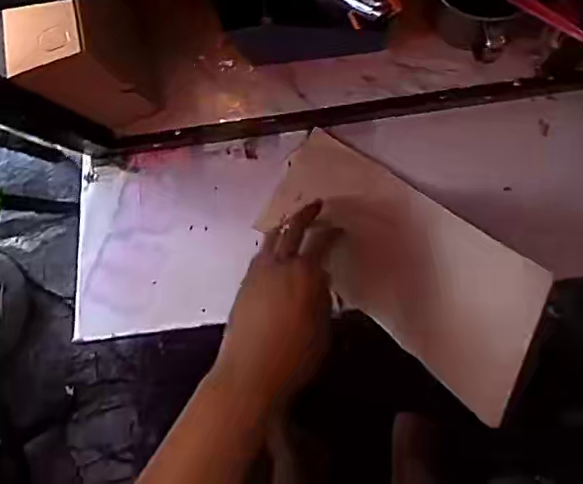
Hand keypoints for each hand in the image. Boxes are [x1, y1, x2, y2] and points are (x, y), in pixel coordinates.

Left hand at [215, 200, 339, 406]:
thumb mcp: (323, 331)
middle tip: (315, 205)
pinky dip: (270, 246)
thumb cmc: (294, 358)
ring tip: (291, 225)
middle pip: (293, 229)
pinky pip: (260, 255)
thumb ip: (323, 301)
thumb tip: (321, 284)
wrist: (247, 377)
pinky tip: (273, 254)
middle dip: (306, 215)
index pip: (322, 242)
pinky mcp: (244, 286)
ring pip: (272, 238)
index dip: (332, 233)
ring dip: (284, 228)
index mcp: (305, 272)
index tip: (339, 229)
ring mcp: (258, 273)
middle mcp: (281, 265)